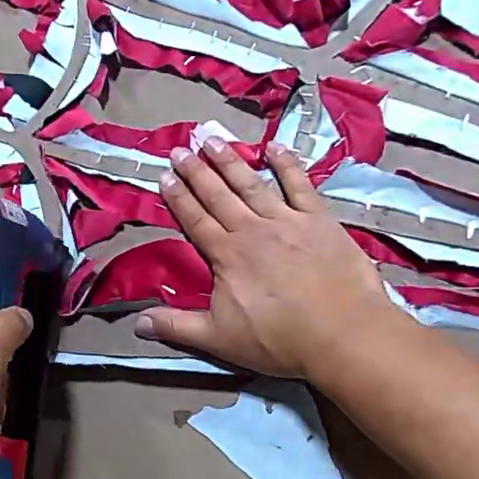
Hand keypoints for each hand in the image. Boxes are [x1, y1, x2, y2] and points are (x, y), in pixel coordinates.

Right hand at [138, 138, 408, 377]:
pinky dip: (286, 164)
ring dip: (230, 160)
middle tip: (180, 148)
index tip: (164, 176)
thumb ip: (176, 326)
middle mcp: (251, 230)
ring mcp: (286, 221)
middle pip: (218, 195)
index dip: (178, 197)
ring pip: (251, 183)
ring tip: (212, 138)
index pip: (195, 219)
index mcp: (226, 255)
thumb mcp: (218, 339)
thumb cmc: (278, 340)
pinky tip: (274, 147)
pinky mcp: (318, 220)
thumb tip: (136, 323)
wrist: (342, 333)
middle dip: (196, 170)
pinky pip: (299, 184)